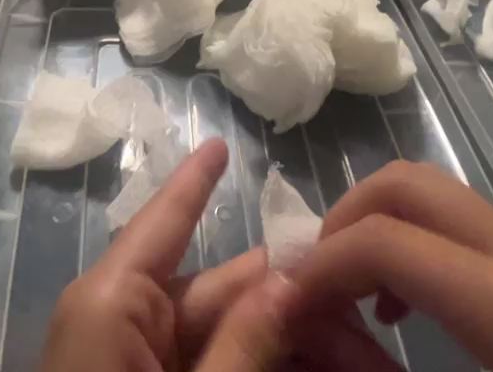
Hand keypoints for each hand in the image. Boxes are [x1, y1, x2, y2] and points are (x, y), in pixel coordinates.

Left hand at [40, 139, 397, 371]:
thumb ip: (245, 342)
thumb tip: (290, 276)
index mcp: (115, 300)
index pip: (164, 219)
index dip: (196, 181)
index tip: (221, 144)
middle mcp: (127, 319)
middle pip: (226, 293)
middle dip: (302, 310)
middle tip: (377, 342)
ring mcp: (141, 362)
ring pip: (235, 339)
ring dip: (299, 351)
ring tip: (369, 367)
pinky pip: (221, 371)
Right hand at [287, 161, 492, 371]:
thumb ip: (373, 368)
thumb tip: (305, 324)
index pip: (386, 240)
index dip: (319, 265)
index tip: (285, 302)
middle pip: (406, 184)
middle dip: (342, 220)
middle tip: (313, 278)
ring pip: (431, 192)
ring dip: (373, 225)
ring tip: (348, 289)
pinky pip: (458, 222)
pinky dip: (409, 239)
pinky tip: (399, 303)